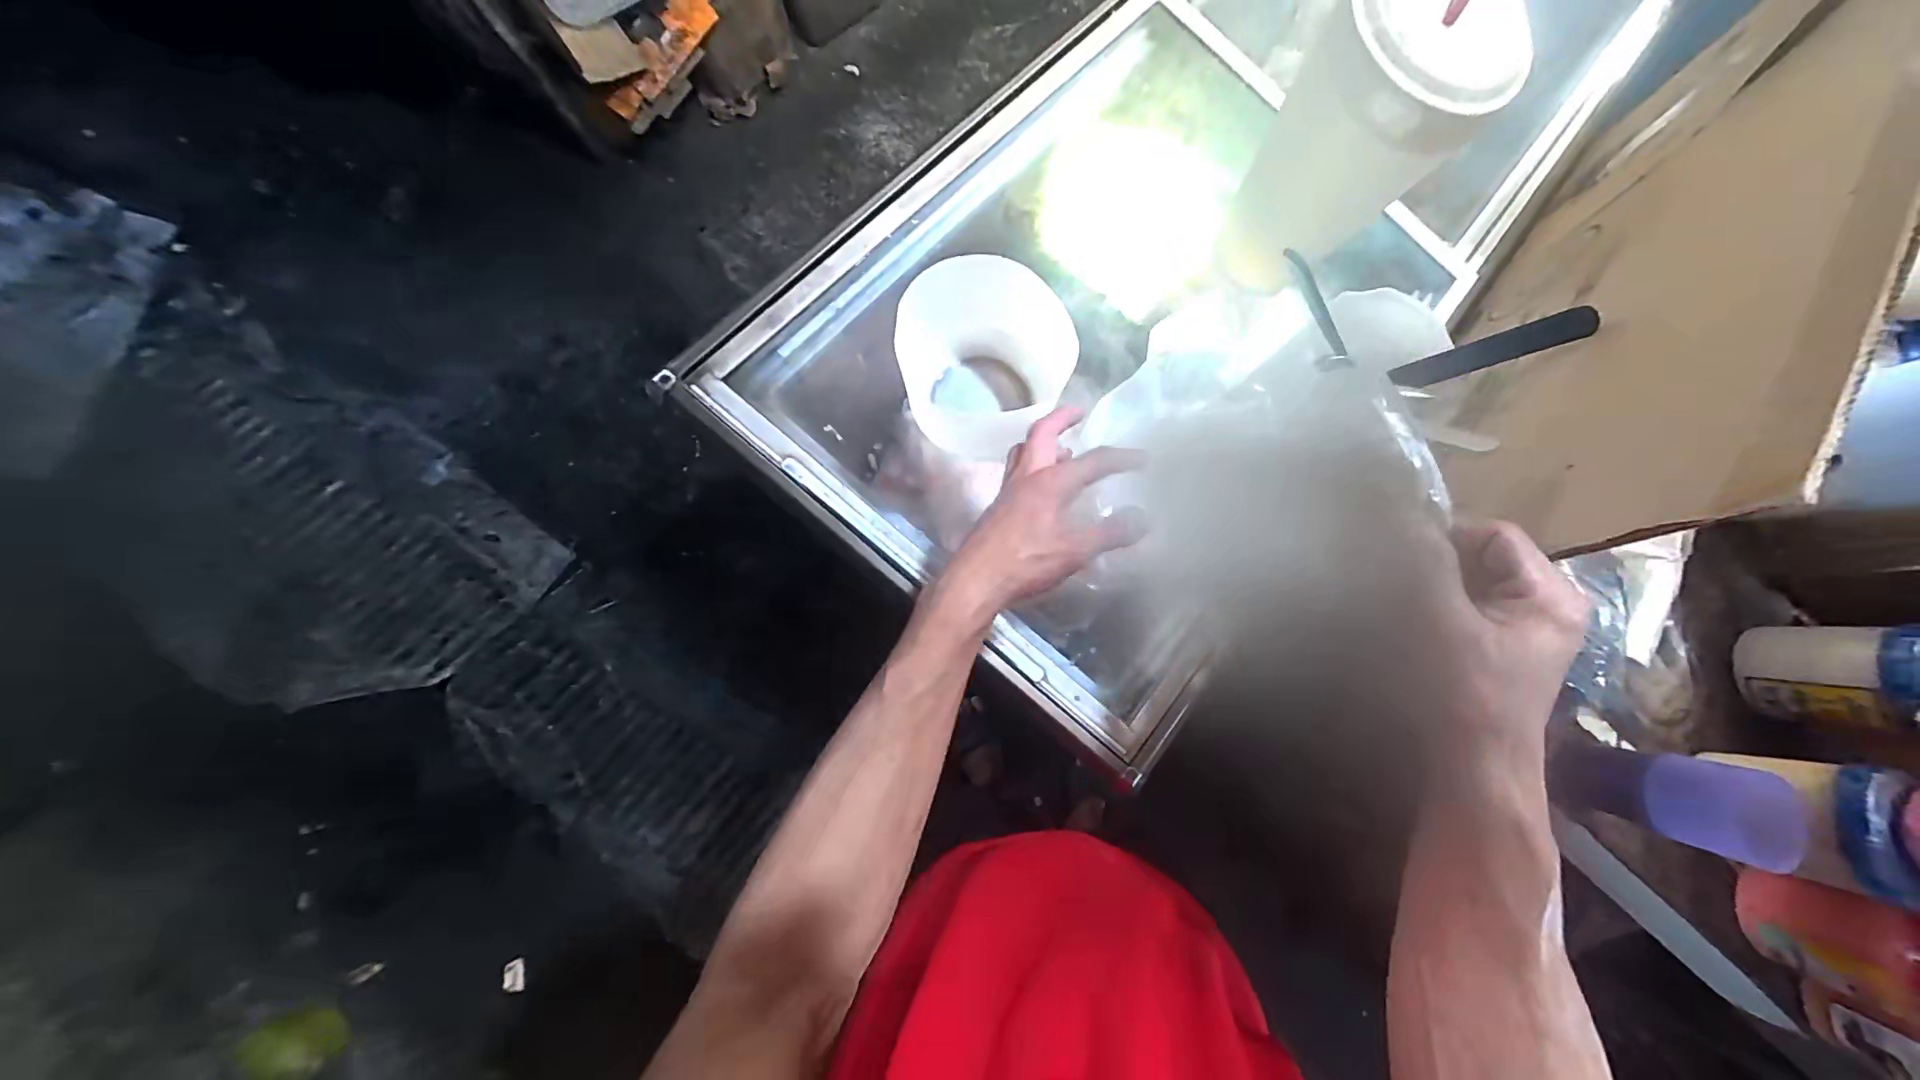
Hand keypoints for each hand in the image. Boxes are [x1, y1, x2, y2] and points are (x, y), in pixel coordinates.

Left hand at [930, 407, 1146, 629]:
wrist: (976, 579)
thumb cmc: (1026, 561)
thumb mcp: (1075, 551)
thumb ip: (1109, 534)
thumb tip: (1142, 519)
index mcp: (1050, 482)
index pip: (1093, 462)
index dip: (1120, 458)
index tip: (1143, 459)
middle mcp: (1026, 477)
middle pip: (1041, 434)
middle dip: (1062, 418)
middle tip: (1079, 413)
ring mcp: (1008, 491)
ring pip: (1023, 452)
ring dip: (1043, 443)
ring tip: (1063, 450)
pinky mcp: (998, 507)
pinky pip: (1017, 473)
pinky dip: (1033, 467)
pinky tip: (1043, 490)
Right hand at [1408, 520, 1589, 771]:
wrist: (1469, 778)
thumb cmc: (1464, 698)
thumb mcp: (1443, 622)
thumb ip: (1424, 565)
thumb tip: (1398, 514)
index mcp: (1551, 596)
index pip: (1492, 535)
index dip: (1442, 539)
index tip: (1395, 561)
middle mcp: (1541, 608)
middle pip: (1475, 560)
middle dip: (1430, 567)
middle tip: (1388, 584)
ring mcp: (1514, 634)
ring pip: (1459, 586)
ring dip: (1422, 591)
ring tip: (1391, 607)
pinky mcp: (1489, 655)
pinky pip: (1454, 612)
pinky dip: (1425, 612)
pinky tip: (1400, 629)